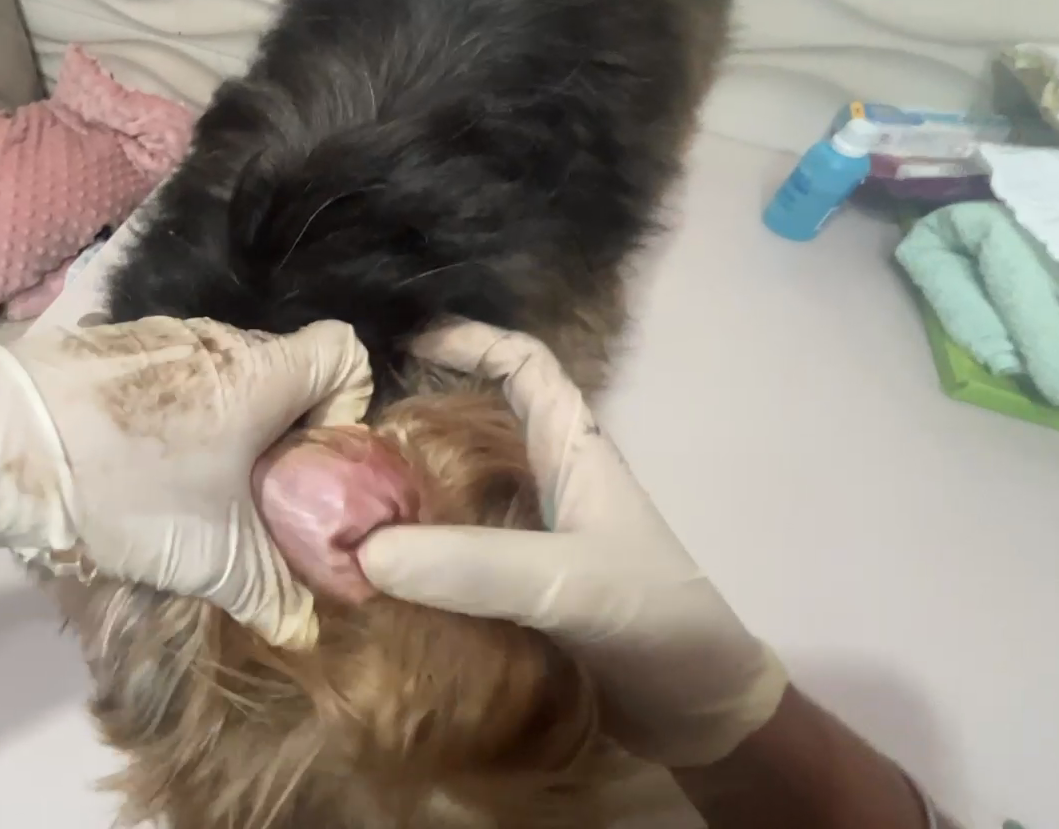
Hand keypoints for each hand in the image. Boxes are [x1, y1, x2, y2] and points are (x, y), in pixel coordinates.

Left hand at [0, 317, 372, 646]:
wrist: (1, 436)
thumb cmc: (128, 485)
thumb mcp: (210, 555)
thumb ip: (271, 590)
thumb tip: (304, 624)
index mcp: (261, 373)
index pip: (344, 352)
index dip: (345, 403)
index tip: (308, 459)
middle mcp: (220, 339)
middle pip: (283, 371)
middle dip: (281, 431)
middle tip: (249, 491)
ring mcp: (164, 333)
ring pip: (225, 374)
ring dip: (226, 422)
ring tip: (186, 479)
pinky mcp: (116, 343)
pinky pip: (174, 372)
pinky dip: (177, 409)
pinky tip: (134, 456)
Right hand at [355, 320, 787, 765]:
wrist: (704, 716)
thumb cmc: (655, 623)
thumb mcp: (567, 583)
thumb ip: (473, 566)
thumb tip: (366, 549)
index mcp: (572, 450)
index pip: (525, 364)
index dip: (472, 340)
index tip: (410, 343)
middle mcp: (548, 478)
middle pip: (481, 417)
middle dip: (421, 408)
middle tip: (357, 424)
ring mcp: (534, 530)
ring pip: (463, 478)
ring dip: (412, 477)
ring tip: (354, 484)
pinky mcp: (520, 578)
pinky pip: (456, 539)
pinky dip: (417, 539)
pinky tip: (379, 555)